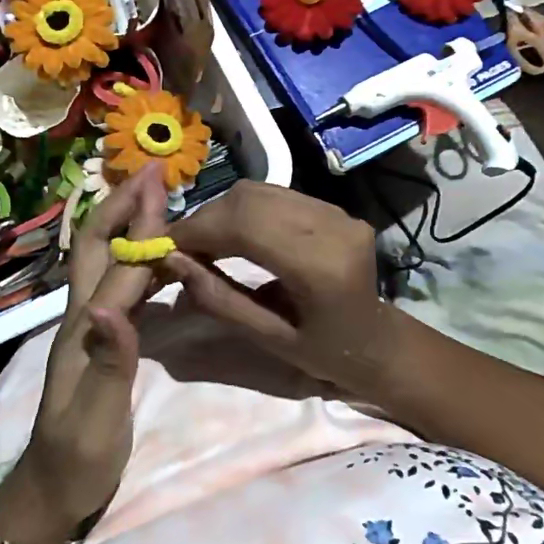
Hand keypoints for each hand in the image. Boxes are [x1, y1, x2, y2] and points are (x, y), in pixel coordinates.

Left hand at [0, 164, 166, 543]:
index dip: (137, 221)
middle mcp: (85, 318)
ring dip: (129, 226)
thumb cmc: (78, 455)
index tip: (155, 181)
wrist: (54, 488)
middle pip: (97, 249)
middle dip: (121, 206)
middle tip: (150, 174)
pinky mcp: (103, 342)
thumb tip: (111, 308)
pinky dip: (140, 261)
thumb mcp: (95, 415)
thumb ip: (109, 361)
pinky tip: (160, 259)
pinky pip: (123, 288)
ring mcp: (92, 329)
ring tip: (157, 202)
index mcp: (85, 329)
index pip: (117, 264)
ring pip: (108, 263)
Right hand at [160, 182, 396, 393]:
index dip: (199, 230)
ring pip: (261, 191)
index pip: (246, 227)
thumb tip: (173, 261)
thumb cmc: (324, 353)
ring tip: (204, 241)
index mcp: (321, 267)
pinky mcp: (337, 209)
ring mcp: (339, 213)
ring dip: (223, 211)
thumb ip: (219, 299)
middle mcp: (333, 228)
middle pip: (250, 200)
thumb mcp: (267, 338)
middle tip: (181, 246)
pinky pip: (277, 196)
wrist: (377, 343)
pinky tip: (233, 233)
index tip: (166, 247)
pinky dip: (245, 210)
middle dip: (207, 219)